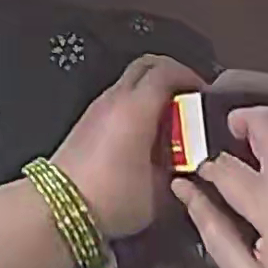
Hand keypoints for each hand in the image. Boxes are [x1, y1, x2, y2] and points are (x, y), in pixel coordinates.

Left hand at [50, 54, 203, 237]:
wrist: (61, 203)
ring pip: (131, 78)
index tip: (206, 93)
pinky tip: (148, 130)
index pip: (165, 72)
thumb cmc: (115, 195)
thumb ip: (180, 171)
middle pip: (146, 65)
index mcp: (136, 107)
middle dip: (172, 73)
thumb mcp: (159, 192)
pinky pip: (120, 94)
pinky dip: (138, 99)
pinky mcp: (89, 117)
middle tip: (190, 97)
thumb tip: (191, 160)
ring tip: (172, 116)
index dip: (189, 76)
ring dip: (153, 87)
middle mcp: (116, 96)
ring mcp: (99, 104)